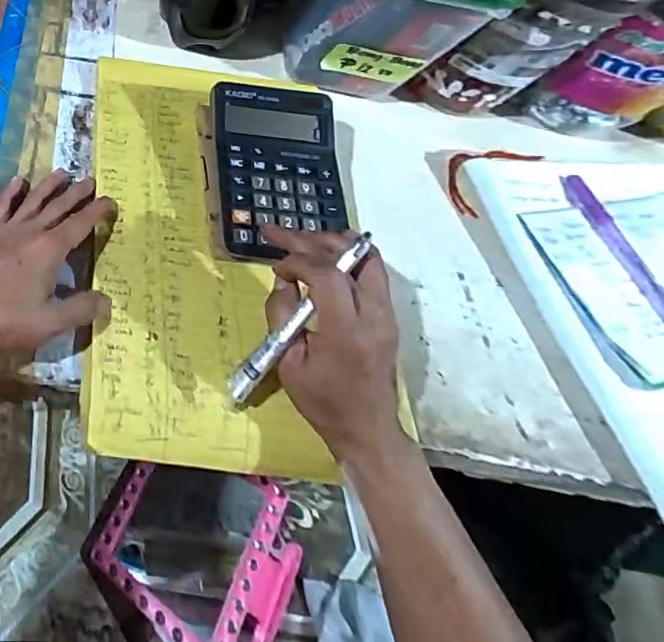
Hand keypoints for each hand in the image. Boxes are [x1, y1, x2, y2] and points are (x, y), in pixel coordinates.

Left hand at [0, 171, 112, 362]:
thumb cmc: (9, 320)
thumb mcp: (53, 320)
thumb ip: (82, 308)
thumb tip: (106, 300)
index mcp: (49, 249)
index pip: (79, 224)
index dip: (96, 211)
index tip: (110, 200)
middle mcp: (30, 233)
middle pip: (57, 207)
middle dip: (76, 193)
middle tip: (91, 179)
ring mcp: (7, 232)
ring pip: (32, 202)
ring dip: (48, 186)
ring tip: (61, 172)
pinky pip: (3, 208)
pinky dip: (12, 193)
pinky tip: (18, 181)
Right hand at [261, 226, 405, 465]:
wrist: (367, 430)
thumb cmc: (322, 400)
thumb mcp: (287, 361)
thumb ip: (282, 315)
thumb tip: (283, 280)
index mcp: (347, 332)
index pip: (327, 276)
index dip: (297, 261)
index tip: (275, 268)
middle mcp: (375, 318)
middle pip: (348, 260)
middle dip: (309, 241)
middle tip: (276, 233)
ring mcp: (387, 316)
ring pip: (367, 260)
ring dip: (333, 243)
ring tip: (302, 236)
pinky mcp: (388, 318)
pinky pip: (373, 273)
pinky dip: (348, 255)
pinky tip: (328, 251)